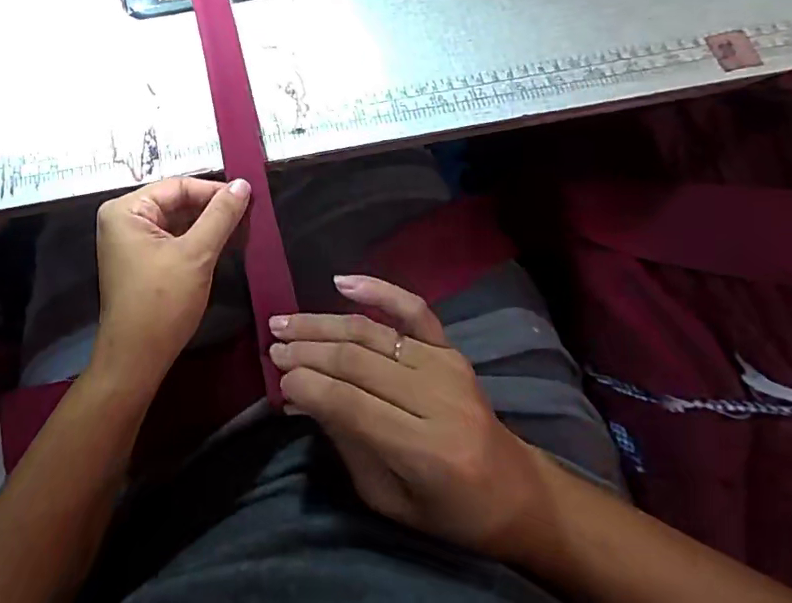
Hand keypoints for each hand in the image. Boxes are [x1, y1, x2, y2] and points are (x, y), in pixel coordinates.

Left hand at [91, 176, 251, 392]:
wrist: (136, 357)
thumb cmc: (161, 302)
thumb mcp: (196, 254)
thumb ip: (220, 216)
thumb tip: (243, 184)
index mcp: (125, 209)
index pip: (176, 187)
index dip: (214, 190)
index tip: (249, 196)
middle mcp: (123, 219)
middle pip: (175, 202)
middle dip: (212, 209)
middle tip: (252, 214)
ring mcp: (130, 241)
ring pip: (176, 222)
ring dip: (208, 226)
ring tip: (245, 228)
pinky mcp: (140, 261)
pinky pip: (172, 240)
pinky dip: (198, 241)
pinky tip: (226, 244)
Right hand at [268, 275, 554, 560]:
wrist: (519, 496)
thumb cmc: (449, 510)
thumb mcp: (388, 497)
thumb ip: (345, 441)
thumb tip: (300, 394)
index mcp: (426, 451)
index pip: (350, 403)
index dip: (307, 386)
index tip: (277, 380)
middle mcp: (438, 401)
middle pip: (356, 361)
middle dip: (306, 353)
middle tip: (272, 349)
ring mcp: (447, 368)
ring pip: (370, 332)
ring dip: (321, 324)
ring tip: (283, 323)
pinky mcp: (451, 350)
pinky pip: (414, 311)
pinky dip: (378, 289)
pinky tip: (341, 281)